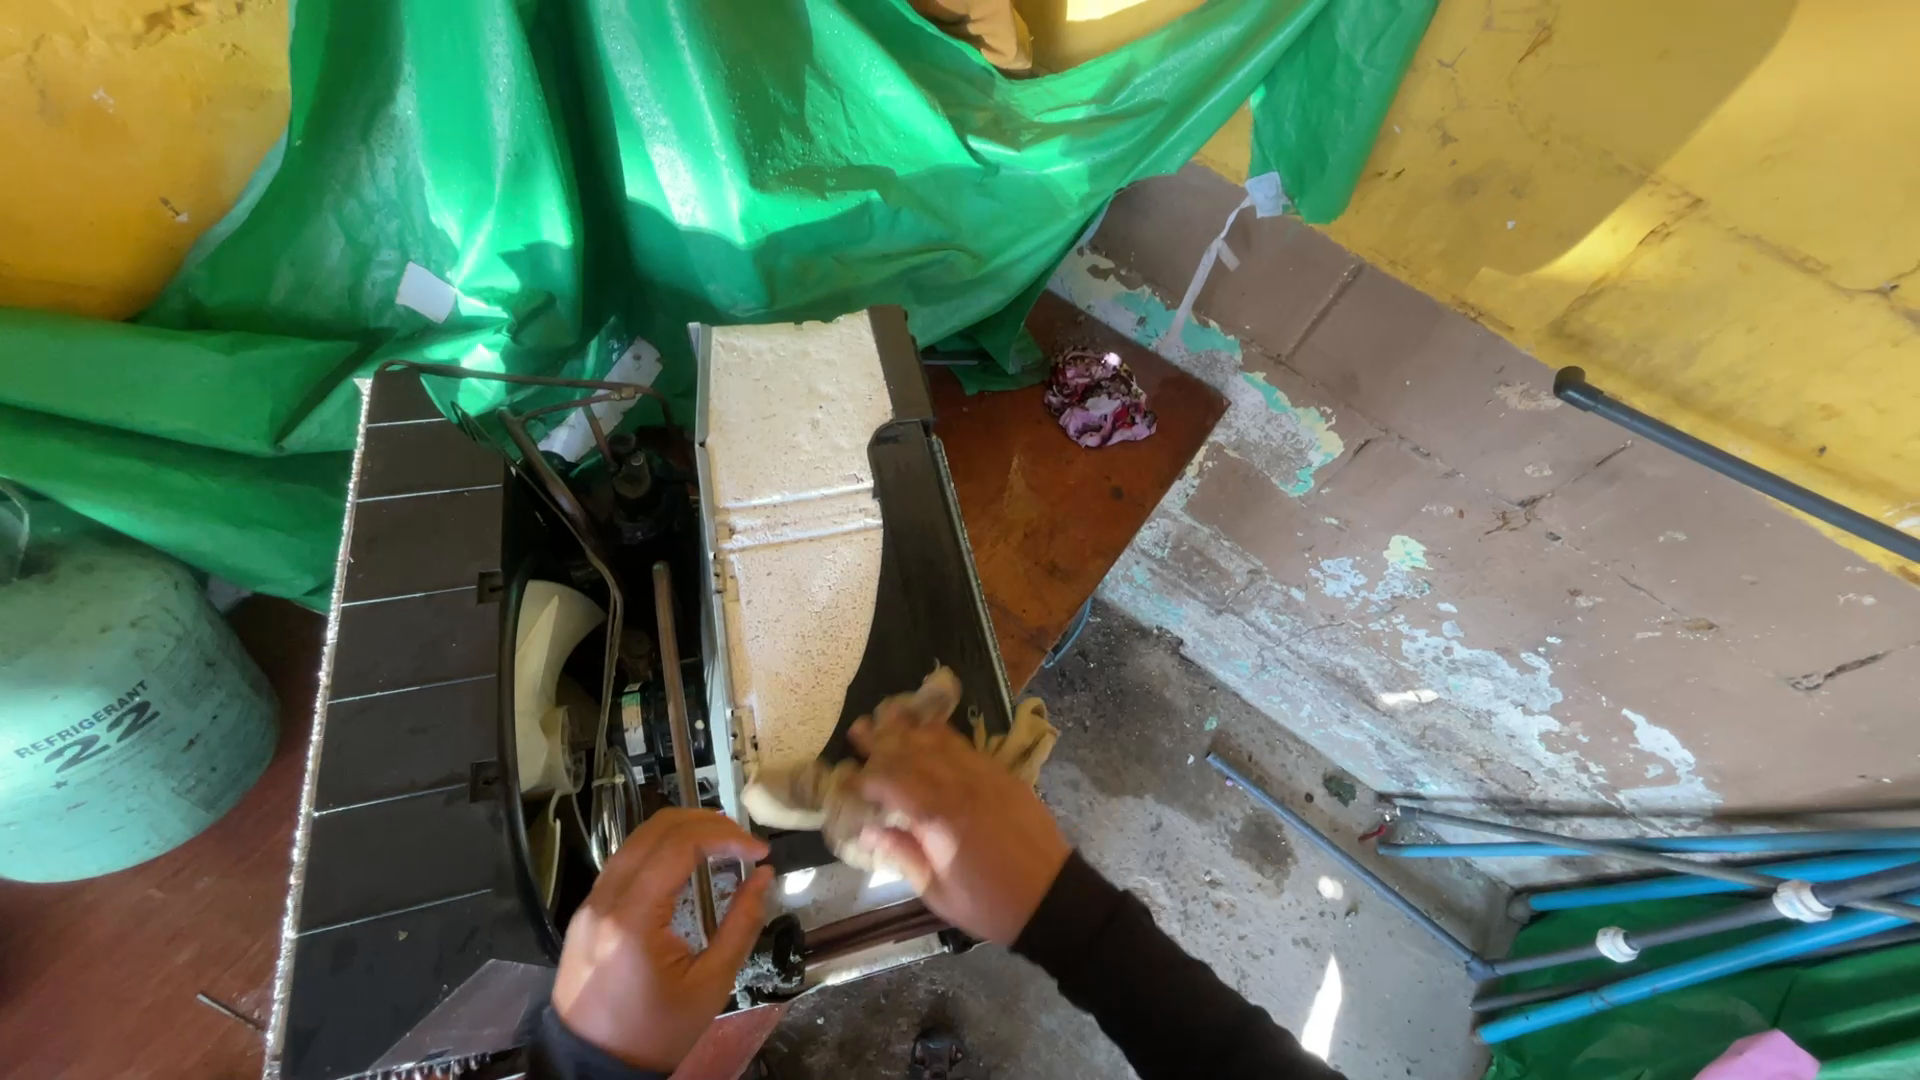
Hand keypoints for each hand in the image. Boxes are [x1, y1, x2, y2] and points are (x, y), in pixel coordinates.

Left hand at [551, 808, 774, 1071]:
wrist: (590, 1069)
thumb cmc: (655, 1032)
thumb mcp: (710, 985)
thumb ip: (742, 924)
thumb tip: (764, 875)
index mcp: (632, 918)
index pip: (680, 845)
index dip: (726, 835)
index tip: (759, 851)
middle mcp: (605, 899)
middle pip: (658, 828)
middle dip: (708, 822)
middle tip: (743, 840)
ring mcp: (591, 902)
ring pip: (639, 836)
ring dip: (685, 829)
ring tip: (723, 843)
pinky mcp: (589, 909)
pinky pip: (628, 857)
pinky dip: (664, 846)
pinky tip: (690, 860)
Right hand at [850, 709, 1070, 944]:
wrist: (1053, 897)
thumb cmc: (990, 904)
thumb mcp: (938, 891)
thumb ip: (903, 853)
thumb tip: (868, 830)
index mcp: (940, 818)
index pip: (893, 784)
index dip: (867, 778)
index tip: (847, 777)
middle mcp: (960, 787)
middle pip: (914, 753)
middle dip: (884, 741)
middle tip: (859, 729)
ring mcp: (985, 776)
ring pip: (941, 742)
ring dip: (912, 729)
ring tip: (889, 715)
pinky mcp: (1003, 774)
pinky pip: (967, 746)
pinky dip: (943, 735)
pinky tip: (930, 729)